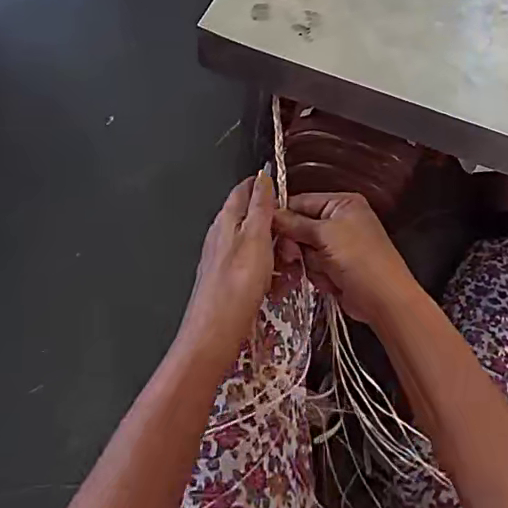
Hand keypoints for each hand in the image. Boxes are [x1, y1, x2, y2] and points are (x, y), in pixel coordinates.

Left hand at [176, 173, 277, 363]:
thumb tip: (263, 176)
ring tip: (288, 272)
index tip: (288, 198)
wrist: (215, 330)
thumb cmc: (236, 284)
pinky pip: (254, 266)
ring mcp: (224, 256)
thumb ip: (260, 206)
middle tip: (292, 247)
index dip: (266, 188)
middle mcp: (222, 233)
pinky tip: (276, 288)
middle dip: (278, 229)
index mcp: (227, 218)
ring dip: (276, 254)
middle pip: (254, 218)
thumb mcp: (255, 237)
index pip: (245, 189)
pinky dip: (268, 273)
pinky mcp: (229, 278)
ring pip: (257, 245)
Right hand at [273, 192, 422, 325]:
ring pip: (303, 249)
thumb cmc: (361, 259)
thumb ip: (294, 223)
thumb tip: (269, 213)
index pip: (301, 201)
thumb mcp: (325, 234)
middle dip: (296, 243)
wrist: (386, 302)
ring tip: (321, 270)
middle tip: (294, 255)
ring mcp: (338, 245)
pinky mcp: (336, 267)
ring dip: (308, 261)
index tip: (266, 227)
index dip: (283, 215)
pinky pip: (312, 265)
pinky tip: (328, 280)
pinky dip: (316, 273)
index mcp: (342, 203)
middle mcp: (340, 221)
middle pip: (299, 226)